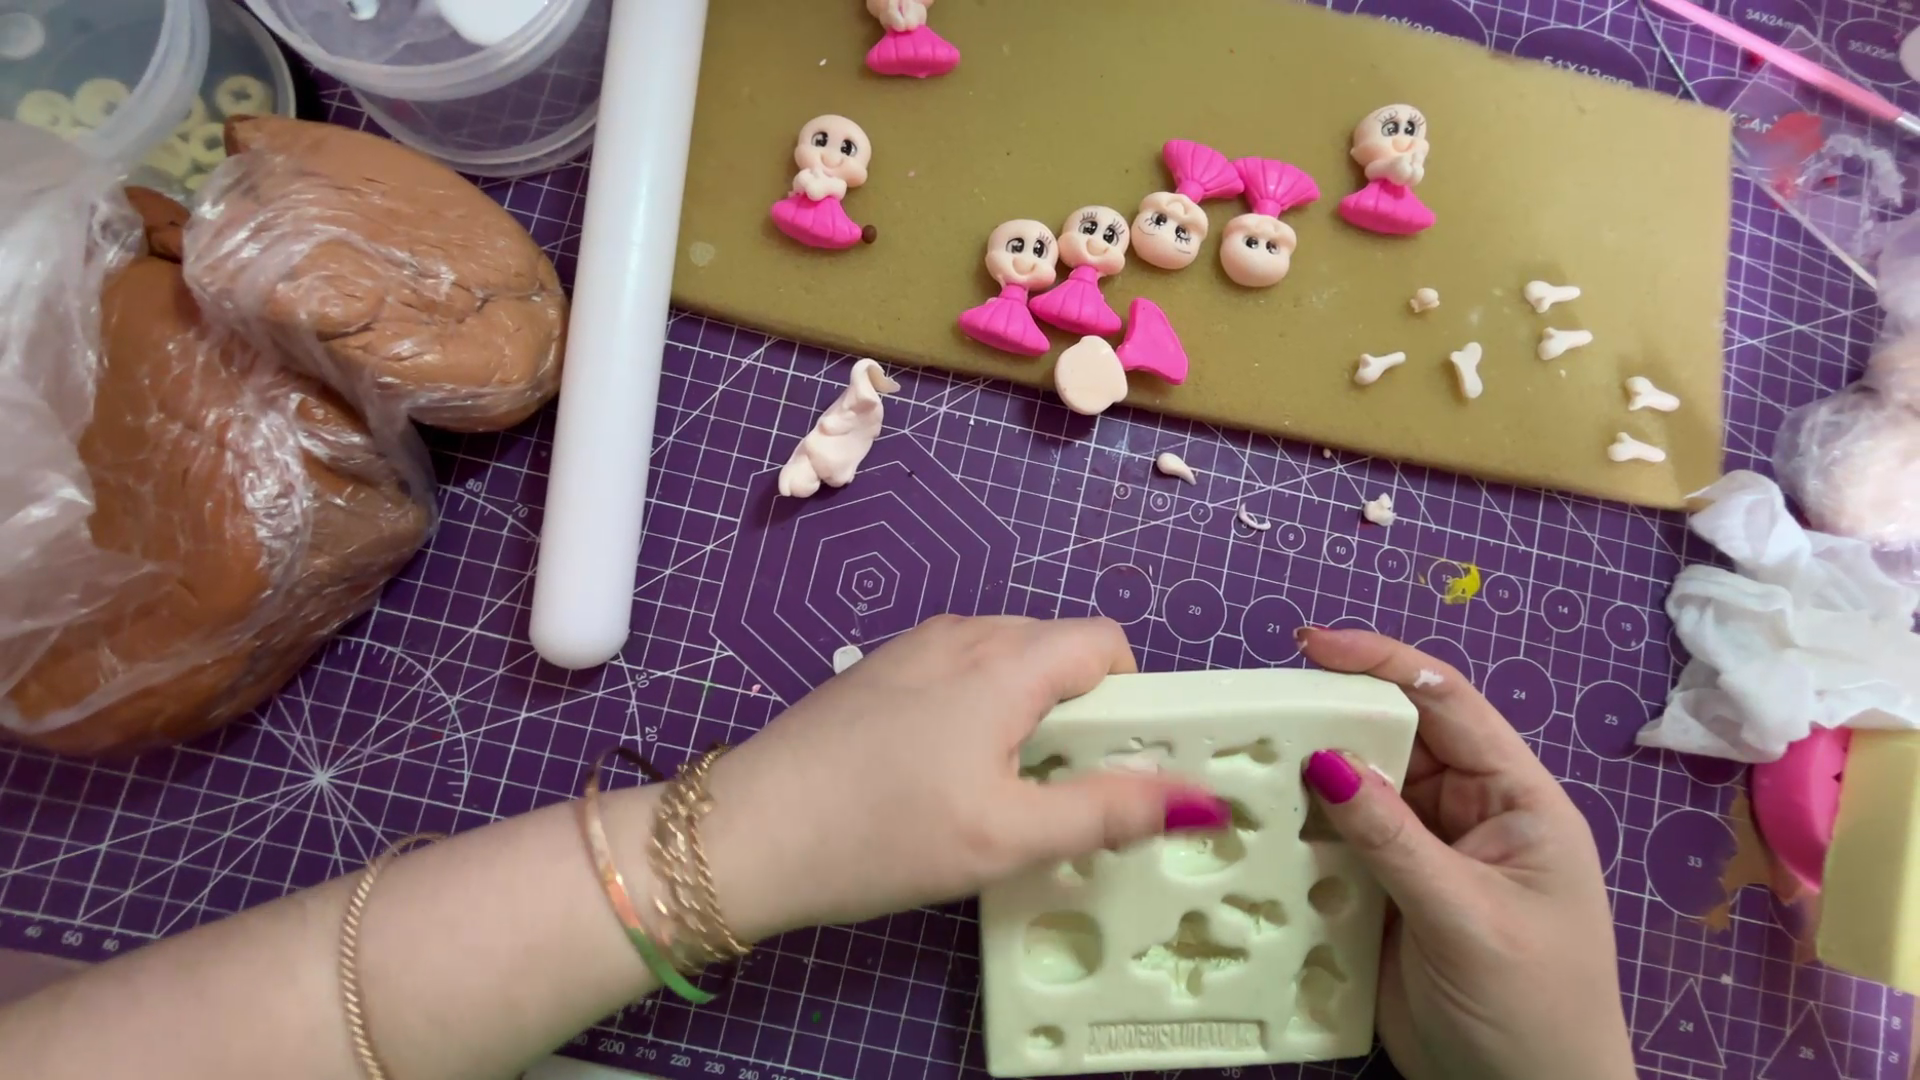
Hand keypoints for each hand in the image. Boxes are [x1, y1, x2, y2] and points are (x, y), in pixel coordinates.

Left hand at [702, 616, 1226, 939]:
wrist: (750, 828)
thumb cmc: (887, 831)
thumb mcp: (1008, 835)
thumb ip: (1107, 811)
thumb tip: (1197, 797)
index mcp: (1005, 659)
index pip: (1105, 643)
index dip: (1129, 696)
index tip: (1113, 758)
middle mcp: (965, 631)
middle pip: (1057, 649)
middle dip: (1079, 709)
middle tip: (1057, 784)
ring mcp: (917, 644)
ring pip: (1007, 659)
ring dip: (1027, 709)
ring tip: (999, 781)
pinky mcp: (884, 666)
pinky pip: (961, 669)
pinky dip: (980, 705)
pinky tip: (942, 765)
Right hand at [1297, 628, 1635, 1079]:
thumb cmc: (1530, 1015)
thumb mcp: (1466, 918)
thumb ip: (1394, 837)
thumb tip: (1324, 758)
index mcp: (1514, 799)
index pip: (1448, 703)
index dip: (1383, 664)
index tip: (1314, 646)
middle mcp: (1462, 807)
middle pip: (1392, 733)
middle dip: (1334, 711)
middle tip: (1264, 703)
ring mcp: (1417, 843)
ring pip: (1355, 778)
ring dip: (1307, 763)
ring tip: (1248, 747)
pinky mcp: (1377, 876)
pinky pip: (1332, 827)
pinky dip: (1297, 814)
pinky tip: (1259, 806)